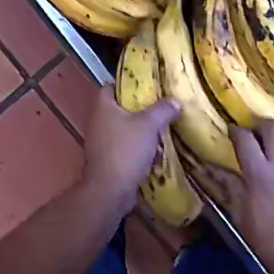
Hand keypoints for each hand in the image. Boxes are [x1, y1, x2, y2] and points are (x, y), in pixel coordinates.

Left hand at [79, 86, 179, 209]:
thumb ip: (162, 110)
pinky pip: (124, 146)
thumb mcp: (149, 125)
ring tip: (162, 128)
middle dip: (139, 108)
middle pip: (119, 108)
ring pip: (123, 128)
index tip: (147, 85)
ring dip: (140, 130)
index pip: (111, 86)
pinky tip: (155, 151)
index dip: (127, 83)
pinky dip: (137, 147)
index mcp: (102, 106)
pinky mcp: (106, 159)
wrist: (110, 189)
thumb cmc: (126, 150)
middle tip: (159, 107)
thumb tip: (176, 101)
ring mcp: (99, 141)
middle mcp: (97, 121)